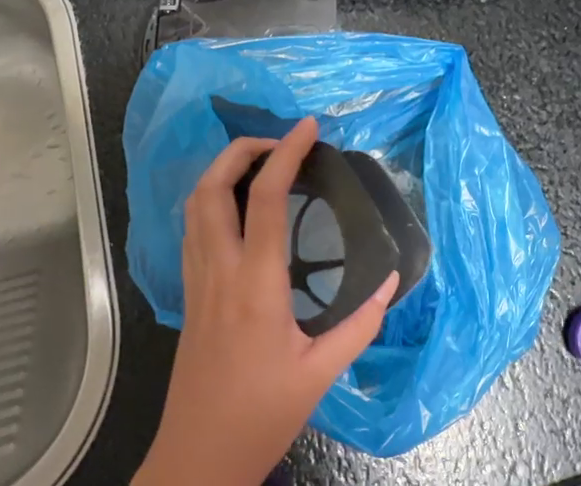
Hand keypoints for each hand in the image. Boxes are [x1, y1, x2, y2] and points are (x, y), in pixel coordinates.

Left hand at [133, 117, 397, 485]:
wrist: (199, 453)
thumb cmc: (263, 414)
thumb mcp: (321, 374)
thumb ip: (359, 324)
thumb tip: (392, 280)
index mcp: (256, 284)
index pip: (267, 199)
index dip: (286, 153)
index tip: (307, 127)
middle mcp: (219, 269)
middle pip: (212, 186)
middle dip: (239, 150)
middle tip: (277, 142)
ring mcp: (196, 279)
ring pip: (194, 204)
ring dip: (221, 171)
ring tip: (258, 164)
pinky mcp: (187, 292)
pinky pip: (192, 228)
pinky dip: (210, 199)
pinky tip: (237, 208)